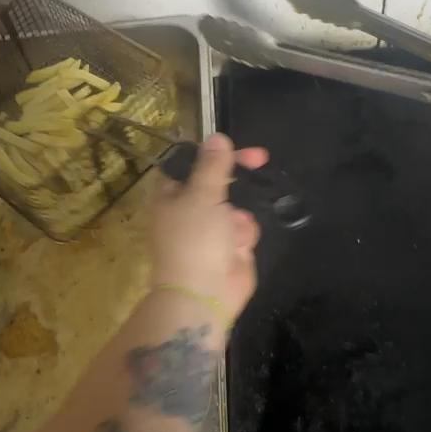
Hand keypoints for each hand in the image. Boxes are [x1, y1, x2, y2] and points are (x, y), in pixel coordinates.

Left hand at [149, 133, 266, 324]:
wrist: (203, 295)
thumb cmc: (194, 240)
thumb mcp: (202, 195)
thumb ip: (213, 165)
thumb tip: (216, 137)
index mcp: (170, 196)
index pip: (189, 163)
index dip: (210, 152)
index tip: (232, 144)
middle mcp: (189, 210)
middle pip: (217, 182)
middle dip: (237, 177)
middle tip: (260, 160)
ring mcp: (210, 230)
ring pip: (236, 205)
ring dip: (240, 214)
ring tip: (233, 230)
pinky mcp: (230, 248)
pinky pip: (244, 228)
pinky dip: (245, 235)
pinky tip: (238, 248)